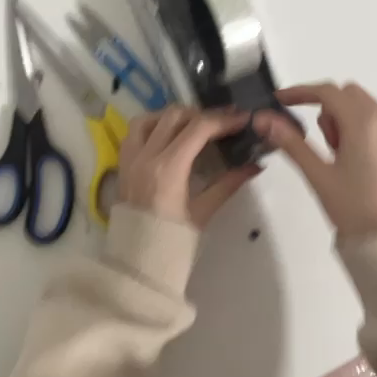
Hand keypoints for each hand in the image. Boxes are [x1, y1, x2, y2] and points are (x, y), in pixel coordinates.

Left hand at [117, 107, 261, 228]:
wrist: (137, 261)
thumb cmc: (172, 241)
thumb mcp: (203, 212)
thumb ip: (228, 184)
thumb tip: (255, 166)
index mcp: (168, 168)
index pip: (198, 128)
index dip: (223, 120)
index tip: (242, 119)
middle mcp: (146, 155)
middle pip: (175, 116)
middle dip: (202, 115)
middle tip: (222, 123)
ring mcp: (130, 157)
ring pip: (150, 118)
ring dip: (174, 117)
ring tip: (193, 126)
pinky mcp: (122, 163)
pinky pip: (134, 131)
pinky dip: (152, 125)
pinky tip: (168, 135)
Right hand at [257, 82, 376, 236]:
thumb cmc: (354, 209)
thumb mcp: (318, 176)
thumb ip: (291, 143)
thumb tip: (264, 119)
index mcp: (363, 123)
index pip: (328, 91)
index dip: (300, 92)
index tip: (280, 100)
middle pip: (350, 94)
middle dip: (328, 107)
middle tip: (322, 143)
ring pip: (368, 108)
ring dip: (347, 119)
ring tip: (340, 157)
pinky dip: (364, 131)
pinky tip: (359, 164)